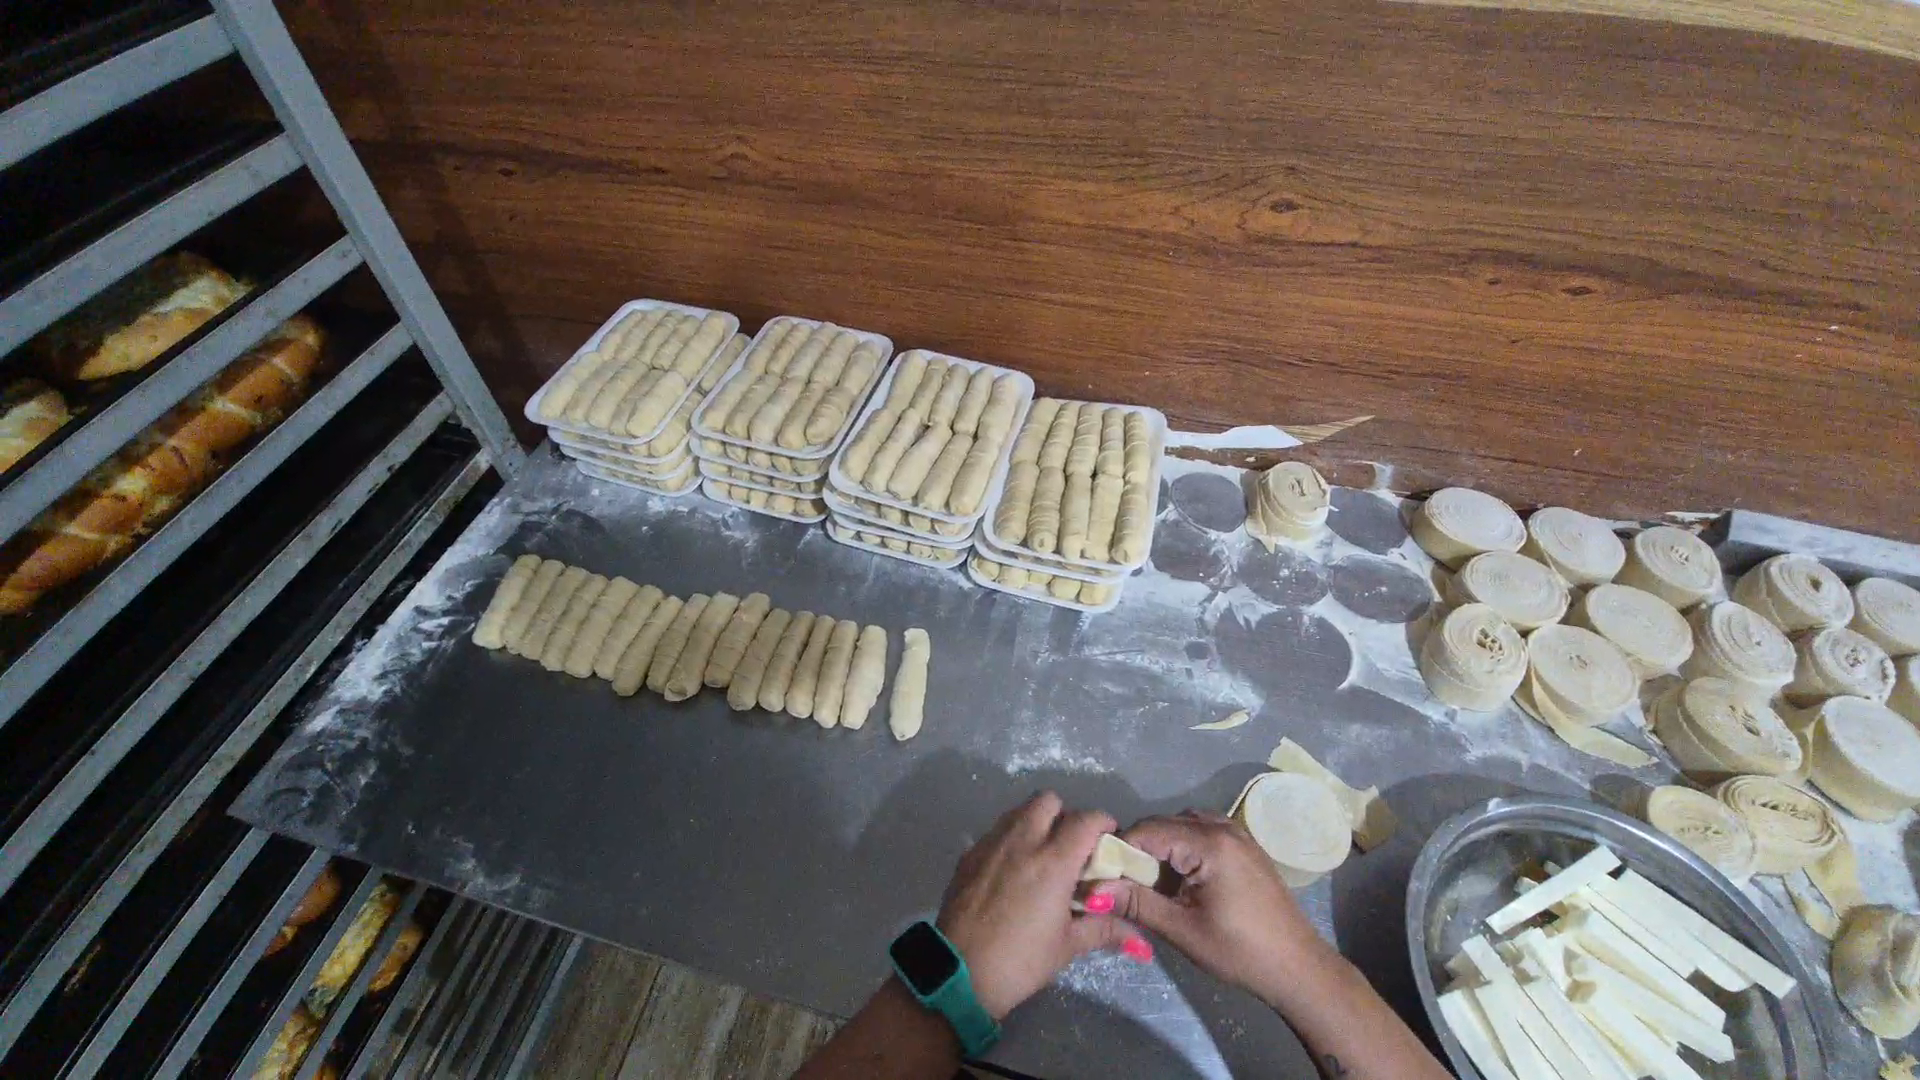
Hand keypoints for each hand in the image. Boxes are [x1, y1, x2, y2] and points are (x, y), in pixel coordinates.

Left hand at [936, 792, 1146, 1019]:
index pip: (1085, 819)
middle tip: (1070, 844)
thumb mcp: (1067, 946)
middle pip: (1047, 800)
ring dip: (1035, 821)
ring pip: (1018, 810)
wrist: (960, 972)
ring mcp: (991, 843)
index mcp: (1053, 860)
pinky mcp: (969, 853)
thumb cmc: (1021, 960)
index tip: (1107, 837)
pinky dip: (1010, 839)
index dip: (1102, 821)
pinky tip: (1012, 869)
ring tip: (1041, 853)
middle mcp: (1022, 840)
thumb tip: (1140, 941)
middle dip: (1064, 814)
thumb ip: (1104, 930)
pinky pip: (996, 831)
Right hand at [1096, 810, 1331, 1008]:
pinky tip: (1182, 878)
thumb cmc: (1240, 951)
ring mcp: (1237, 834)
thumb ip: (1136, 903)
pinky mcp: (1245, 846)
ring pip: (1182, 825)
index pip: (1147, 830)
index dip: (1120, 850)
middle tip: (1126, 883)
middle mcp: (1222, 827)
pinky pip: (1202, 831)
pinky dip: (1184, 846)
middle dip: (1140, 849)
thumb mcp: (1182, 929)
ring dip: (1162, 847)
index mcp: (1208, 843)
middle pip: (1164, 824)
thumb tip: (1093, 890)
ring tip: (1154, 883)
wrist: (1300, 969)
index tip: (1104, 876)